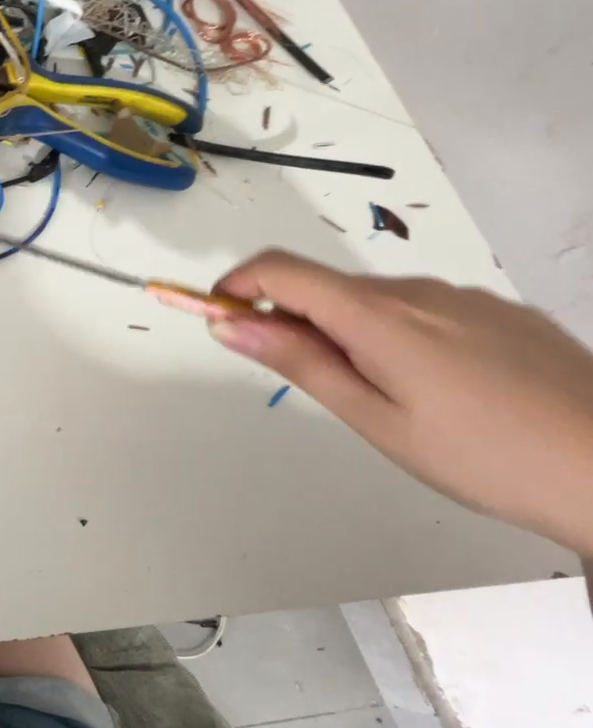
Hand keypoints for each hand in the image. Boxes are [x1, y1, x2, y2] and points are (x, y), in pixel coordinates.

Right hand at [206, 250, 592, 556]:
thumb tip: (228, 322)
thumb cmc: (487, 457)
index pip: (279, 269)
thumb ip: (299, 362)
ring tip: (385, 397)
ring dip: (348, 330)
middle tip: (306, 380)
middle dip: (292, 319)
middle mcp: (420, 292)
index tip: (220, 319)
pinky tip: (440, 388)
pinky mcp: (508, 315)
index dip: (235, 285)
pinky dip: (400, 334)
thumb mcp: (376, 419)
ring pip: (376, 301)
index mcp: (380, 315)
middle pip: (326, 287)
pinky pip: (426, 310)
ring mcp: (469, 300)